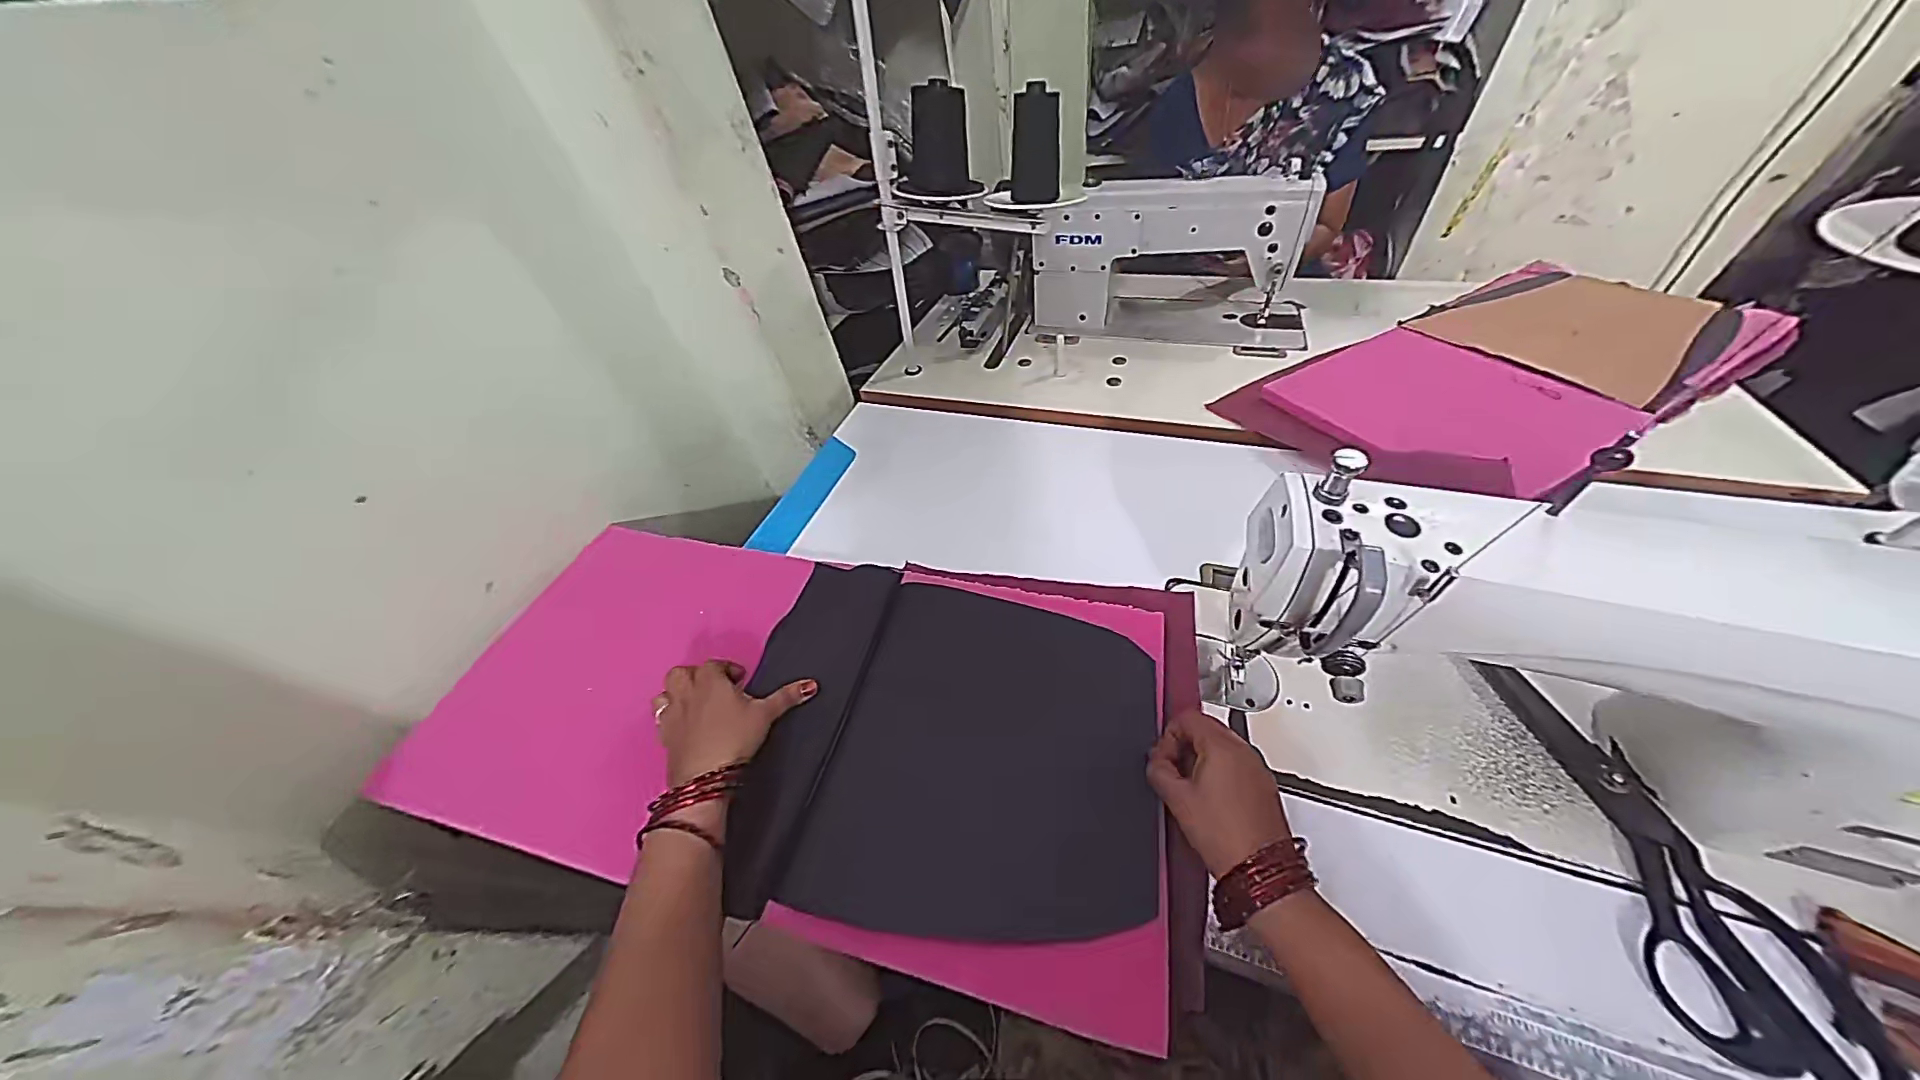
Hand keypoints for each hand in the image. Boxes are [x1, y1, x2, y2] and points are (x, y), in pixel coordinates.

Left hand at [653, 660, 815, 785]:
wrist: (704, 775)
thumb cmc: (734, 738)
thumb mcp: (766, 714)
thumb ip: (786, 697)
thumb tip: (811, 685)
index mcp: (710, 680)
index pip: (716, 664)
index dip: (729, 671)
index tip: (741, 682)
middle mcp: (686, 691)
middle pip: (684, 672)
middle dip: (698, 675)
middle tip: (717, 688)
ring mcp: (671, 712)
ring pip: (666, 690)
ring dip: (679, 690)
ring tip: (696, 701)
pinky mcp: (663, 734)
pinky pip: (660, 714)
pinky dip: (669, 712)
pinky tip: (683, 721)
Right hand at [1147, 708, 1292, 876]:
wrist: (1259, 870)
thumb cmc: (1227, 837)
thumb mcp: (1176, 799)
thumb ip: (1158, 769)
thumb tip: (1156, 762)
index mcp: (1222, 746)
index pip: (1187, 717)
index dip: (1168, 736)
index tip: (1163, 759)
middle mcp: (1245, 752)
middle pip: (1205, 729)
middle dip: (1184, 748)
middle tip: (1173, 773)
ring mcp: (1257, 769)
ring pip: (1221, 748)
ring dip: (1201, 761)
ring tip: (1190, 791)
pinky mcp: (1264, 786)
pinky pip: (1236, 767)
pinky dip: (1219, 775)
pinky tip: (1209, 802)